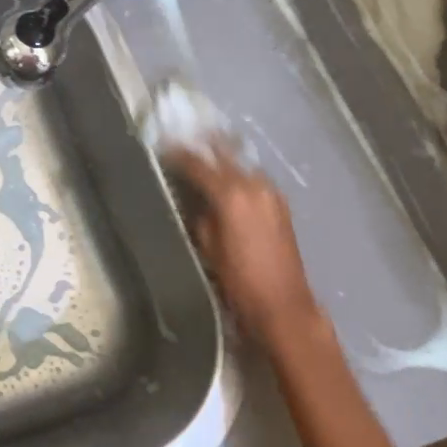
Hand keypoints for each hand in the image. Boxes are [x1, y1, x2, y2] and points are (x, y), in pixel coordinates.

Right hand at [167, 141, 319, 344]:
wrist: (283, 304)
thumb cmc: (238, 279)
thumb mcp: (208, 247)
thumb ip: (200, 215)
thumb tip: (196, 200)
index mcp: (231, 195)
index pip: (198, 164)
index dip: (178, 155)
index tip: (162, 148)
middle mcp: (253, 185)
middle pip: (224, 154)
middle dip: (204, 146)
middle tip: (184, 142)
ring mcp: (271, 193)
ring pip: (242, 164)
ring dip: (224, 158)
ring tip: (205, 157)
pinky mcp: (281, 205)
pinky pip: (254, 179)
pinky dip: (239, 174)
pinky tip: (228, 179)